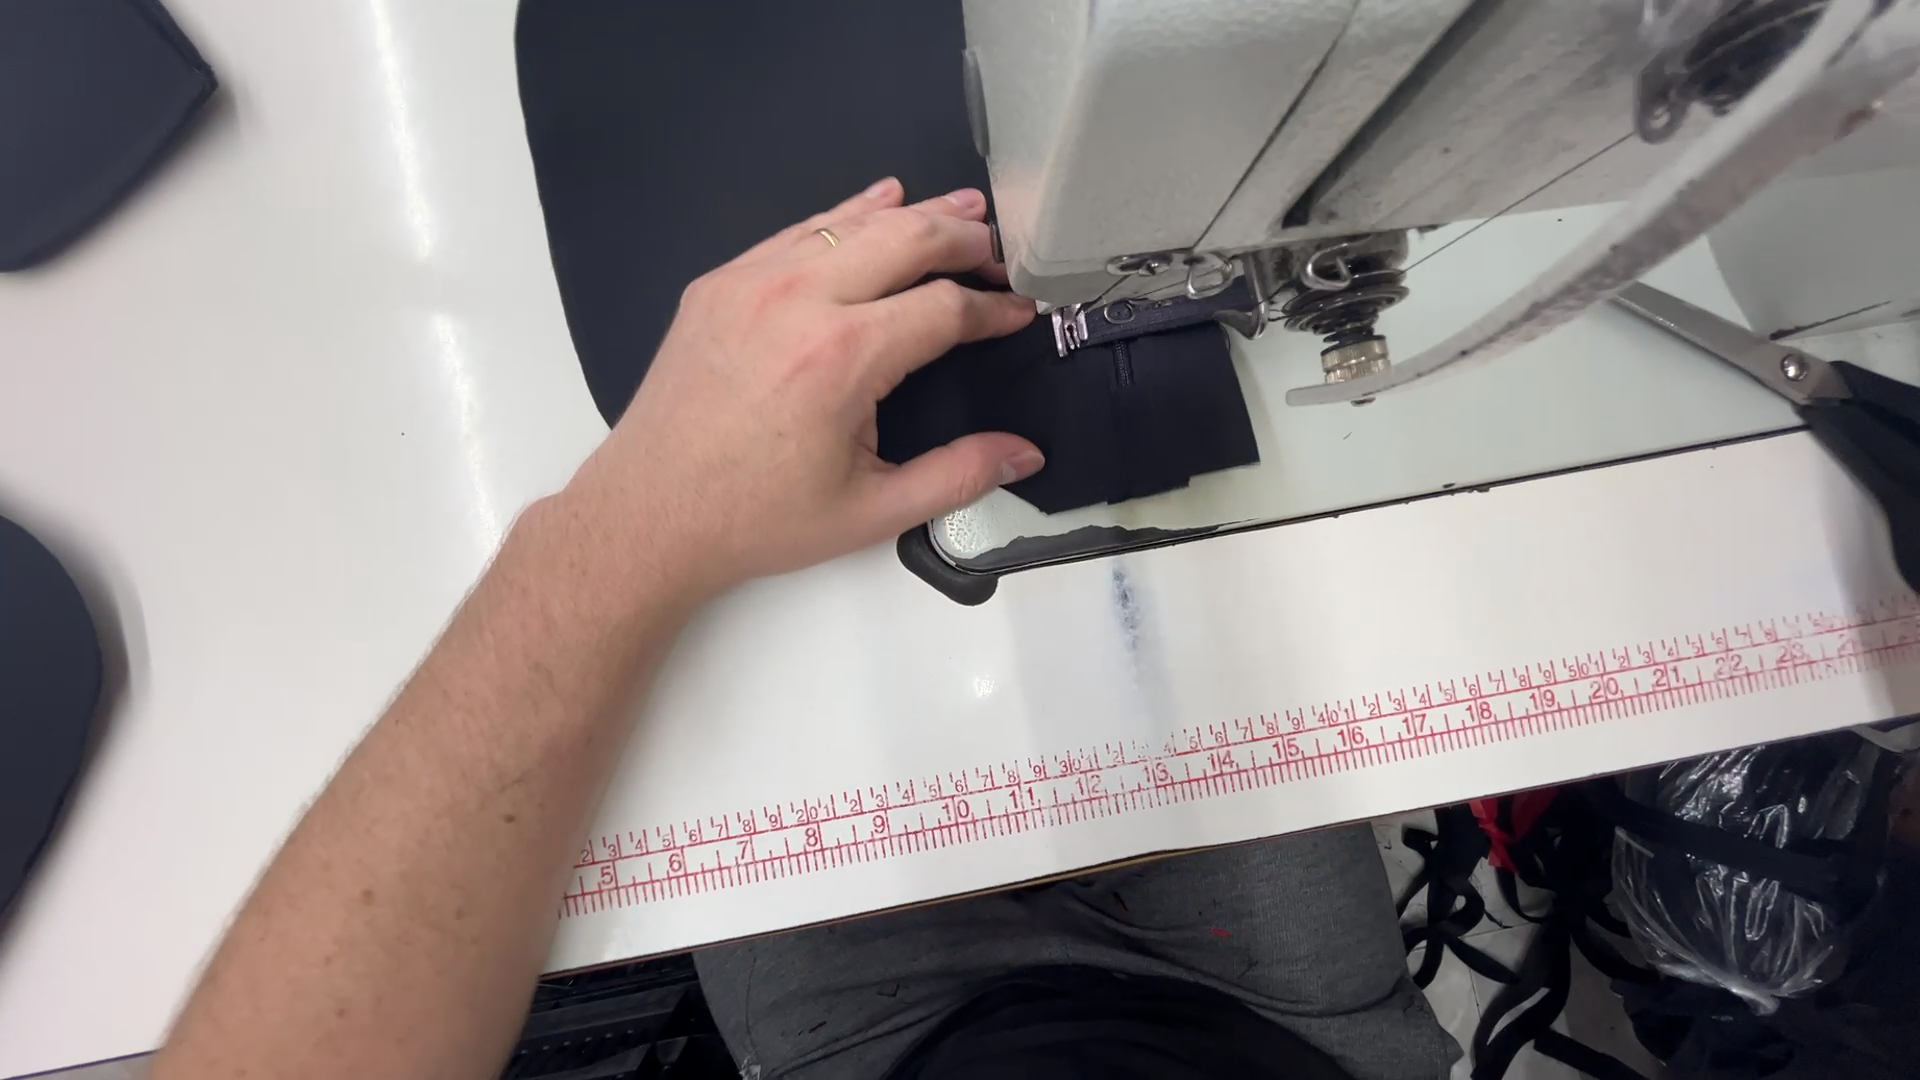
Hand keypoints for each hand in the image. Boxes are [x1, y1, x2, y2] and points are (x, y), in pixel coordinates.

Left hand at [560, 178, 1041, 604]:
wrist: (651, 514)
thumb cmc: (756, 518)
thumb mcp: (873, 512)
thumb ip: (958, 476)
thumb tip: (1023, 454)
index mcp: (843, 357)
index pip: (945, 308)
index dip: (994, 309)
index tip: (1018, 313)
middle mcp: (798, 301)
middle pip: (906, 238)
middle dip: (965, 238)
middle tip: (999, 250)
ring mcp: (752, 283)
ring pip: (852, 220)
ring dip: (914, 213)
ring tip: (960, 209)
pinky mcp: (721, 285)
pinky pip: (798, 228)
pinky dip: (847, 214)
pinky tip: (877, 203)